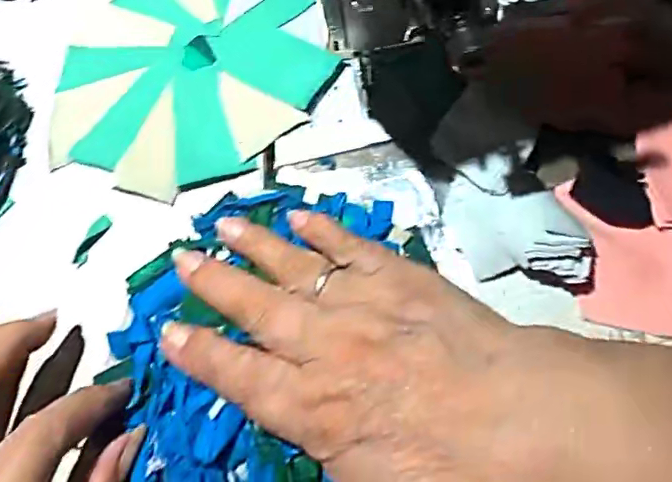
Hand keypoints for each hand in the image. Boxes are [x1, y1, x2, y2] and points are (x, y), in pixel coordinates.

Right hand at [160, 212, 601, 481]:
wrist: (502, 408)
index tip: (169, 330)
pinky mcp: (398, 273)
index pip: (240, 376)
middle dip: (216, 285)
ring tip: (227, 225)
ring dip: (260, 246)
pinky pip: (352, 247)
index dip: (201, 354)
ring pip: (298, 268)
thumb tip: (295, 412)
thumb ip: (318, 436)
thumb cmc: (437, 463)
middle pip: (259, 310)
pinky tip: (301, 216)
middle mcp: (326, 347)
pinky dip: (325, 229)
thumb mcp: (360, 475)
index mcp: (311, 407)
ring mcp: (362, 302)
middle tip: (182, 260)